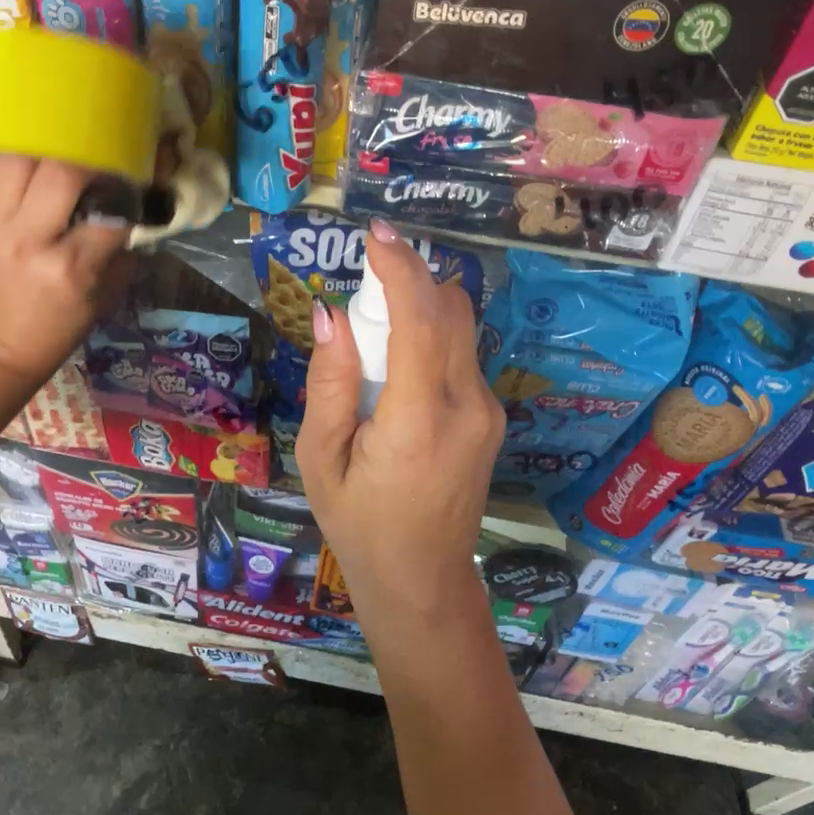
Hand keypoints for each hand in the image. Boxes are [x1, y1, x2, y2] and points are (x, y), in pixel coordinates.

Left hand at [0, 155, 131, 379]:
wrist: (6, 337)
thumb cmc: (67, 317)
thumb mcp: (110, 286)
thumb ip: (125, 237)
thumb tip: (146, 186)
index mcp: (71, 267)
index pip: (110, 209)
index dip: (131, 186)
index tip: (143, 173)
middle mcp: (29, 241)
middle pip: (61, 170)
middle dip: (91, 155)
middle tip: (105, 151)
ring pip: (22, 156)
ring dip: (51, 145)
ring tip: (69, 146)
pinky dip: (23, 155)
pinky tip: (40, 157)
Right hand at [296, 219, 503, 611]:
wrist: (422, 581)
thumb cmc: (360, 525)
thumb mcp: (322, 459)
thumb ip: (330, 383)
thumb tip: (330, 314)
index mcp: (420, 418)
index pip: (420, 318)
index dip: (399, 267)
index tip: (374, 233)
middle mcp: (467, 404)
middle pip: (451, 309)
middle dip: (409, 279)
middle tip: (364, 287)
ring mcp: (488, 410)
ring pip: (462, 327)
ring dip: (422, 306)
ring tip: (376, 331)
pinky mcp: (491, 417)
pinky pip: (462, 355)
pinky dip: (431, 338)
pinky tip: (397, 370)